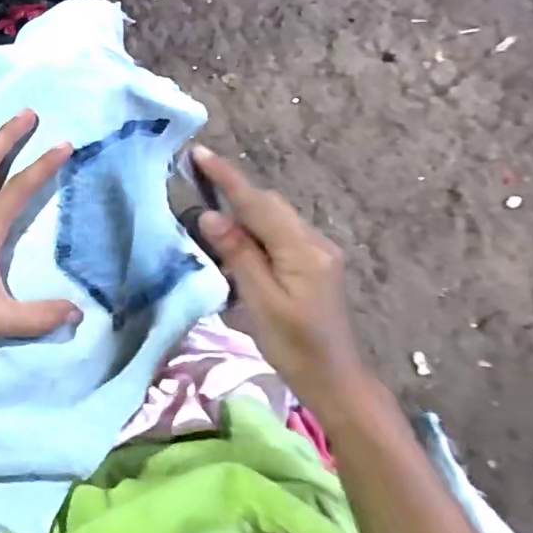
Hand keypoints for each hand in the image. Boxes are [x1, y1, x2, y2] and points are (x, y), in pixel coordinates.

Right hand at [189, 146, 372, 400]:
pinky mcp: (315, 264)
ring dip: (244, 210)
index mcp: (302, 251)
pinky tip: (238, 240)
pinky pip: (281, 234)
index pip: (258, 204)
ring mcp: (319, 253)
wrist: (335, 378)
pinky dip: (256, 229)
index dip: (227, 178)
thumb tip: (210, 216)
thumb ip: (238, 255)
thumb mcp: (260, 302)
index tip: (199, 153)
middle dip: (234, 190)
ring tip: (211, 207)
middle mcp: (315, 242)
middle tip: (196, 180)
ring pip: (276, 218)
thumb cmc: (294, 347)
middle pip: (270, 206)